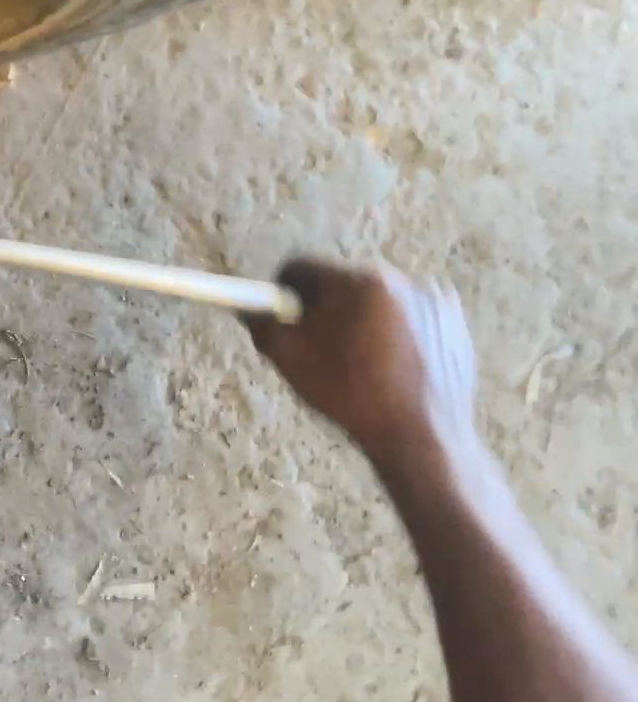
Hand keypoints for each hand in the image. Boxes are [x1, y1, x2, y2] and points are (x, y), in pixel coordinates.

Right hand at [246, 260, 478, 470]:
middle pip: (339, 281)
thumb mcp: (284, 355)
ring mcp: (435, 301)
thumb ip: (258, 320)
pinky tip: (385, 363)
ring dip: (355, 316)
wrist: (421, 434)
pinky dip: (389, 329)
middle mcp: (401, 280)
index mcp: (356, 282)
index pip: (300, 267)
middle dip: (321, 304)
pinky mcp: (454, 323)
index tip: (281, 318)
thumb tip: (246, 306)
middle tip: (315, 341)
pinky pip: (405, 314)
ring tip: (354, 357)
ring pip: (372, 298)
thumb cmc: (347, 390)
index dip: (280, 291)